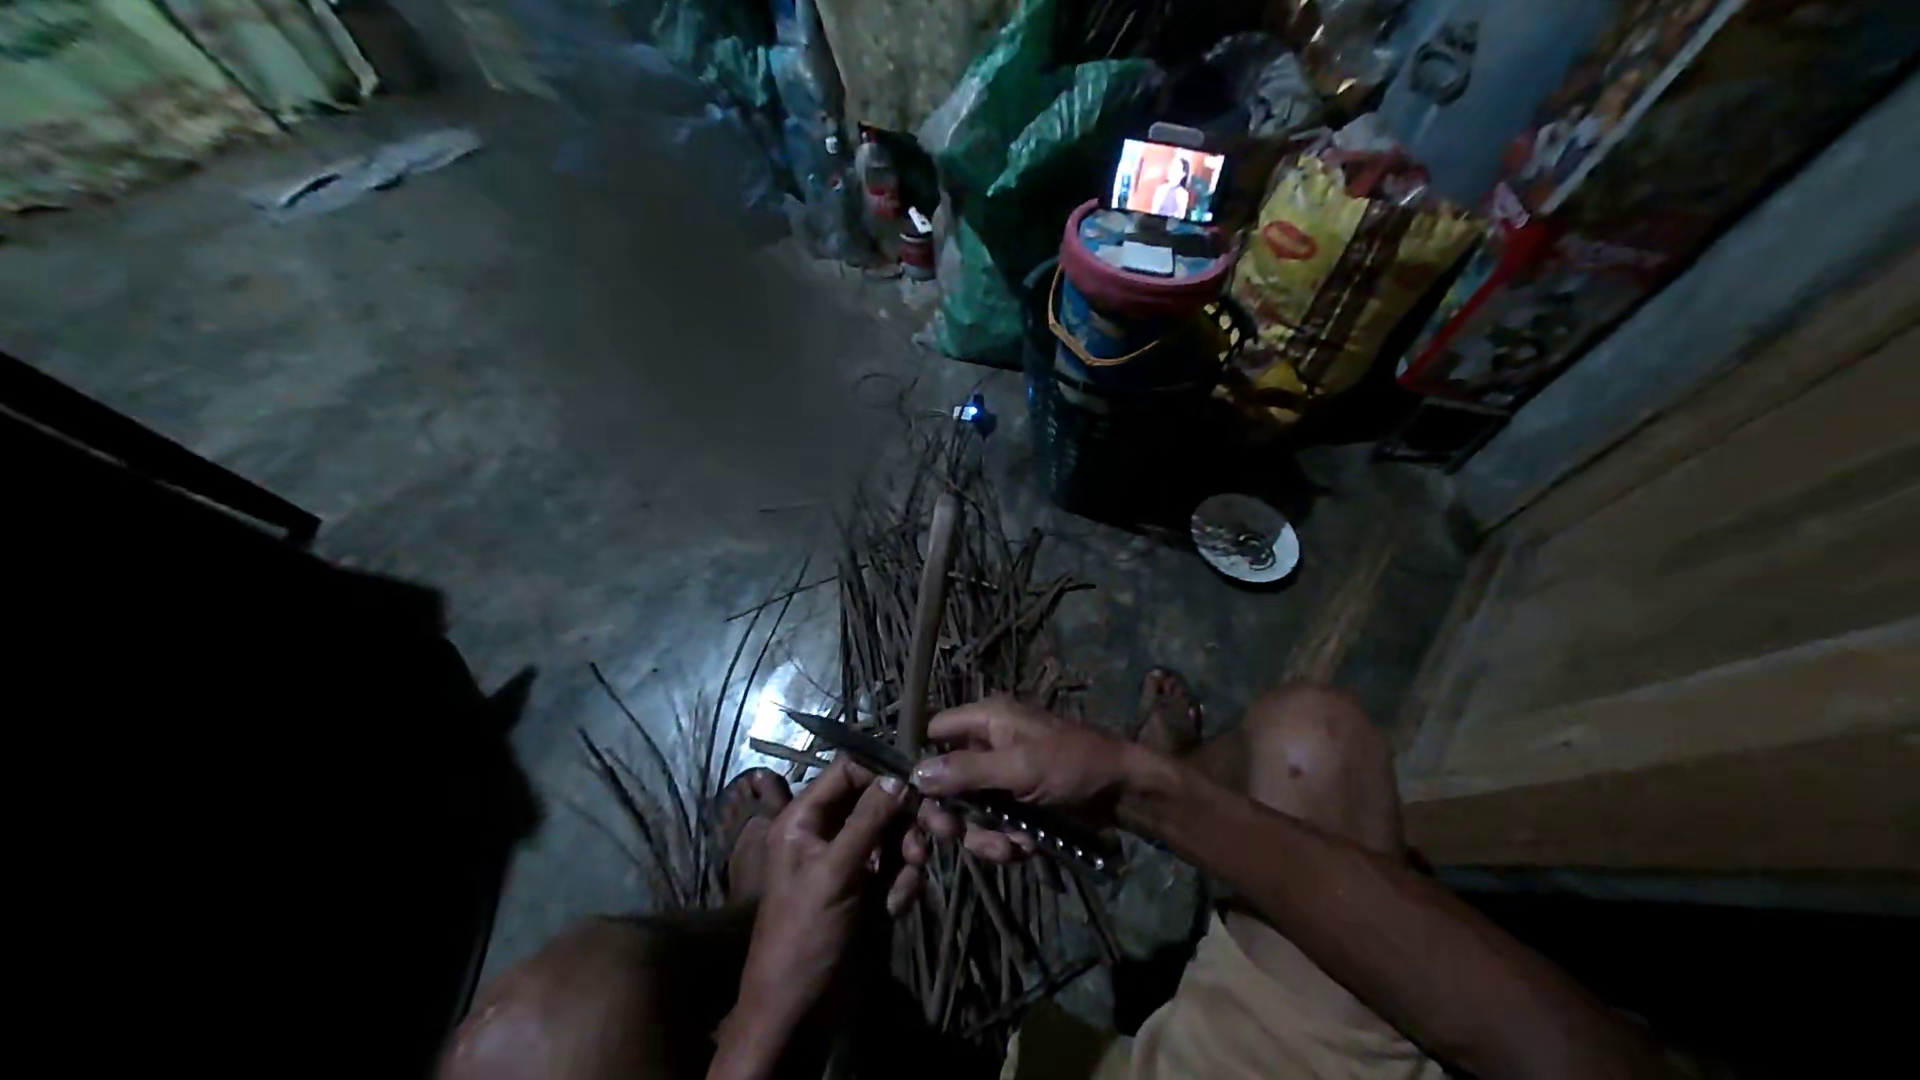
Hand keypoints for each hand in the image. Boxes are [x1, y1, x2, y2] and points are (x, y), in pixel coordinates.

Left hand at [712, 758, 909, 1079]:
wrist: (799, 1013)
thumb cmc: (804, 935)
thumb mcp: (835, 873)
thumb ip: (868, 821)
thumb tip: (898, 776)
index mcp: (805, 819)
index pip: (847, 772)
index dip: (881, 771)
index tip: (919, 780)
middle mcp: (828, 832)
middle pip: (877, 802)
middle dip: (902, 822)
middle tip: (925, 839)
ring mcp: (850, 860)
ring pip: (892, 835)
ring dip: (906, 855)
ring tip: (905, 882)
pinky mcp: (869, 887)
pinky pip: (896, 867)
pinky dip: (902, 882)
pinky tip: (895, 907)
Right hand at [908, 698, 1139, 861]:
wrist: (1123, 792)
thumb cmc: (1072, 764)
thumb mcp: (1019, 766)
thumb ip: (967, 771)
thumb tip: (914, 774)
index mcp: (987, 720)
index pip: (934, 731)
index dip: (919, 760)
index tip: (909, 796)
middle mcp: (988, 745)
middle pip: (945, 778)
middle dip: (950, 811)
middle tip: (951, 835)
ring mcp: (1002, 777)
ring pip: (968, 809)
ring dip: (981, 834)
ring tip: (1006, 848)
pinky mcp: (1016, 805)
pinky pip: (993, 825)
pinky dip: (1002, 840)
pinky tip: (1022, 849)